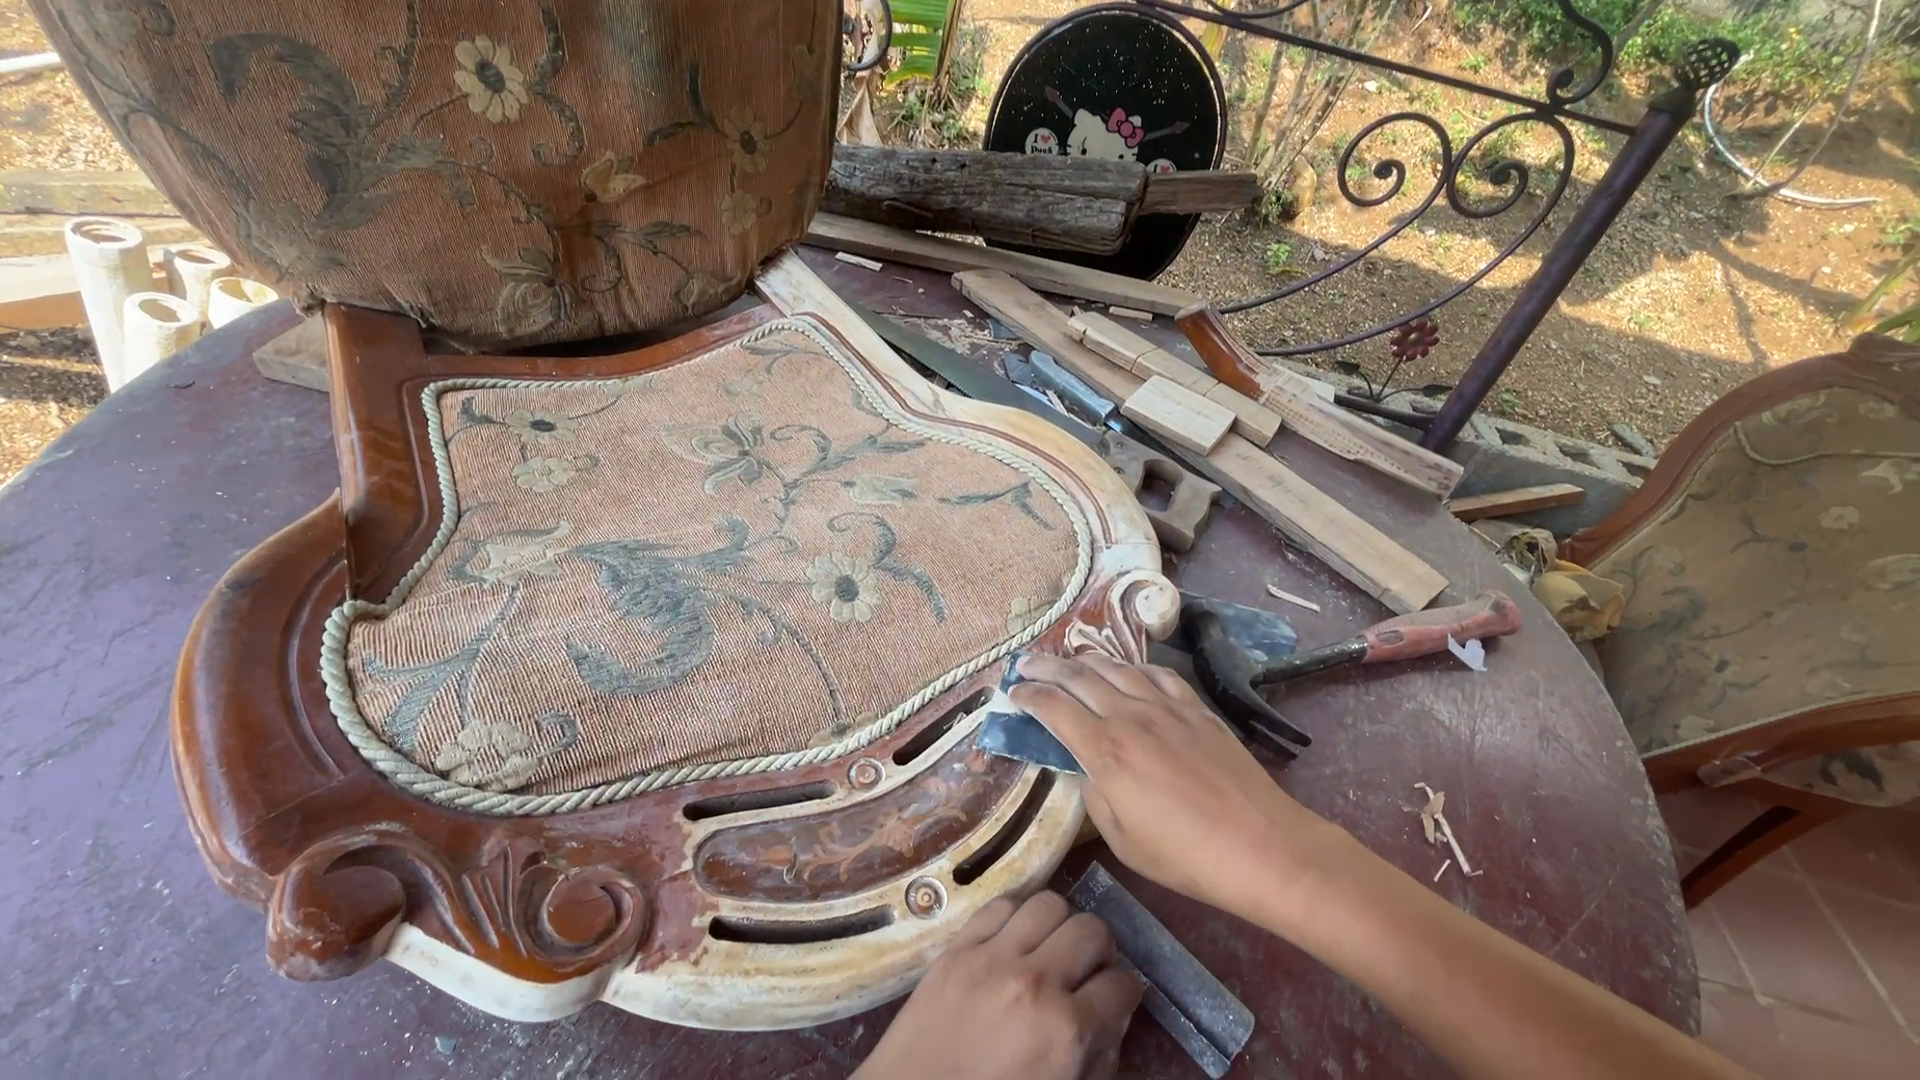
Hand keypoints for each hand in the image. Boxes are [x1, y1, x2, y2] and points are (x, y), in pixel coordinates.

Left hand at [854, 892, 1141, 1079]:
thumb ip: (1095, 1057)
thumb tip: (1111, 1019)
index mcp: (1065, 1030)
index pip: (1122, 986)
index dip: (1125, 994)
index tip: (1116, 999)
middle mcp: (1034, 981)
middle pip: (1092, 930)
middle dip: (1101, 950)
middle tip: (1088, 969)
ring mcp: (991, 958)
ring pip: (1049, 903)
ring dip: (1060, 924)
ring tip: (1052, 946)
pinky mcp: (957, 948)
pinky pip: (999, 905)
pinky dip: (1016, 915)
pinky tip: (1014, 937)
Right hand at [1010, 653, 1345, 922]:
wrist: (1260, 845)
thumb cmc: (1183, 856)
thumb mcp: (1121, 839)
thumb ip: (1094, 794)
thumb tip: (1087, 767)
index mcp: (1105, 751)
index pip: (1054, 708)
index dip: (1027, 696)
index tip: (1011, 693)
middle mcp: (1131, 717)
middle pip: (1079, 677)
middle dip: (1046, 667)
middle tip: (1026, 663)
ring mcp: (1167, 707)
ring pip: (1117, 668)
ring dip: (1086, 660)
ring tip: (1069, 660)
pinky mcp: (1196, 709)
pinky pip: (1158, 674)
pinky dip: (1134, 667)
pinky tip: (1127, 670)